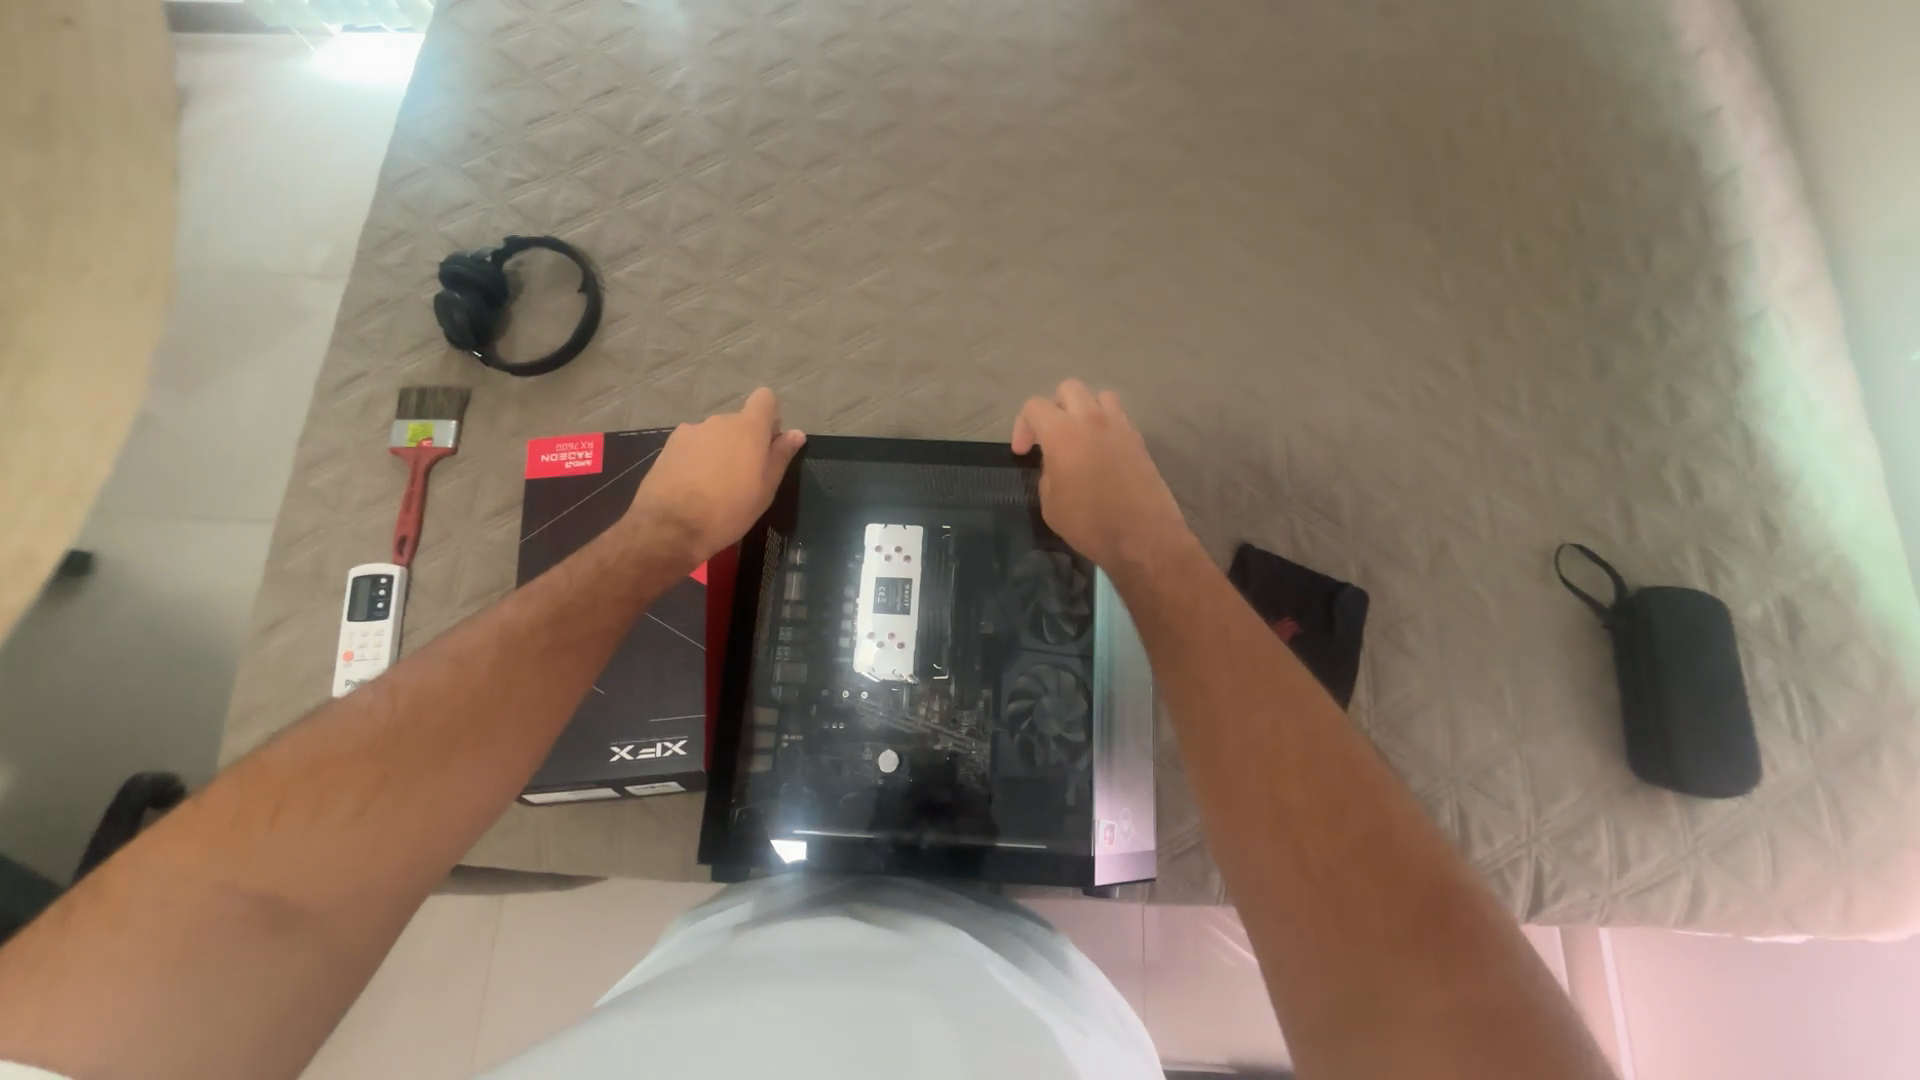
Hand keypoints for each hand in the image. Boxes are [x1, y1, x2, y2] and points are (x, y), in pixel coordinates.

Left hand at [627, 388, 803, 567]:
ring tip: (714, 486)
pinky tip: (692, 486)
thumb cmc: (729, 509)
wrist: (671, 526)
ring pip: (714, 436)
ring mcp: (690, 431)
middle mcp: (718, 421)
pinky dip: (697, 459)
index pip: (765, 399)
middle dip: (743, 442)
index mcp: (748, 428)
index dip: (770, 418)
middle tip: (743, 478)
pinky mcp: (669, 446)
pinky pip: (693, 446)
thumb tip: (796, 433)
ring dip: (719, 451)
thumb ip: (780, 456)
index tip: (768, 444)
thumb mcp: (765, 489)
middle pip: (738, 422)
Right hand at [1012, 380, 1193, 570]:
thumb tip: (1056, 464)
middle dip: (1054, 408)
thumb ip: (1047, 473)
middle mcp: (1092, 419)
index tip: (1023, 453)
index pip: (1034, 406)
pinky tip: (1101, 452)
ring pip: (1099, 396)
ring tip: (1080, 437)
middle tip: (1050, 437)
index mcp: (1062, 432)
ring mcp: (1120, 426)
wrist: (1142, 536)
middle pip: (1069, 389)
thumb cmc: (1089, 523)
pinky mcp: (1138, 439)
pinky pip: (1118, 417)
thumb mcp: (1050, 503)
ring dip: (1085, 410)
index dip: (1022, 426)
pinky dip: (1106, 425)